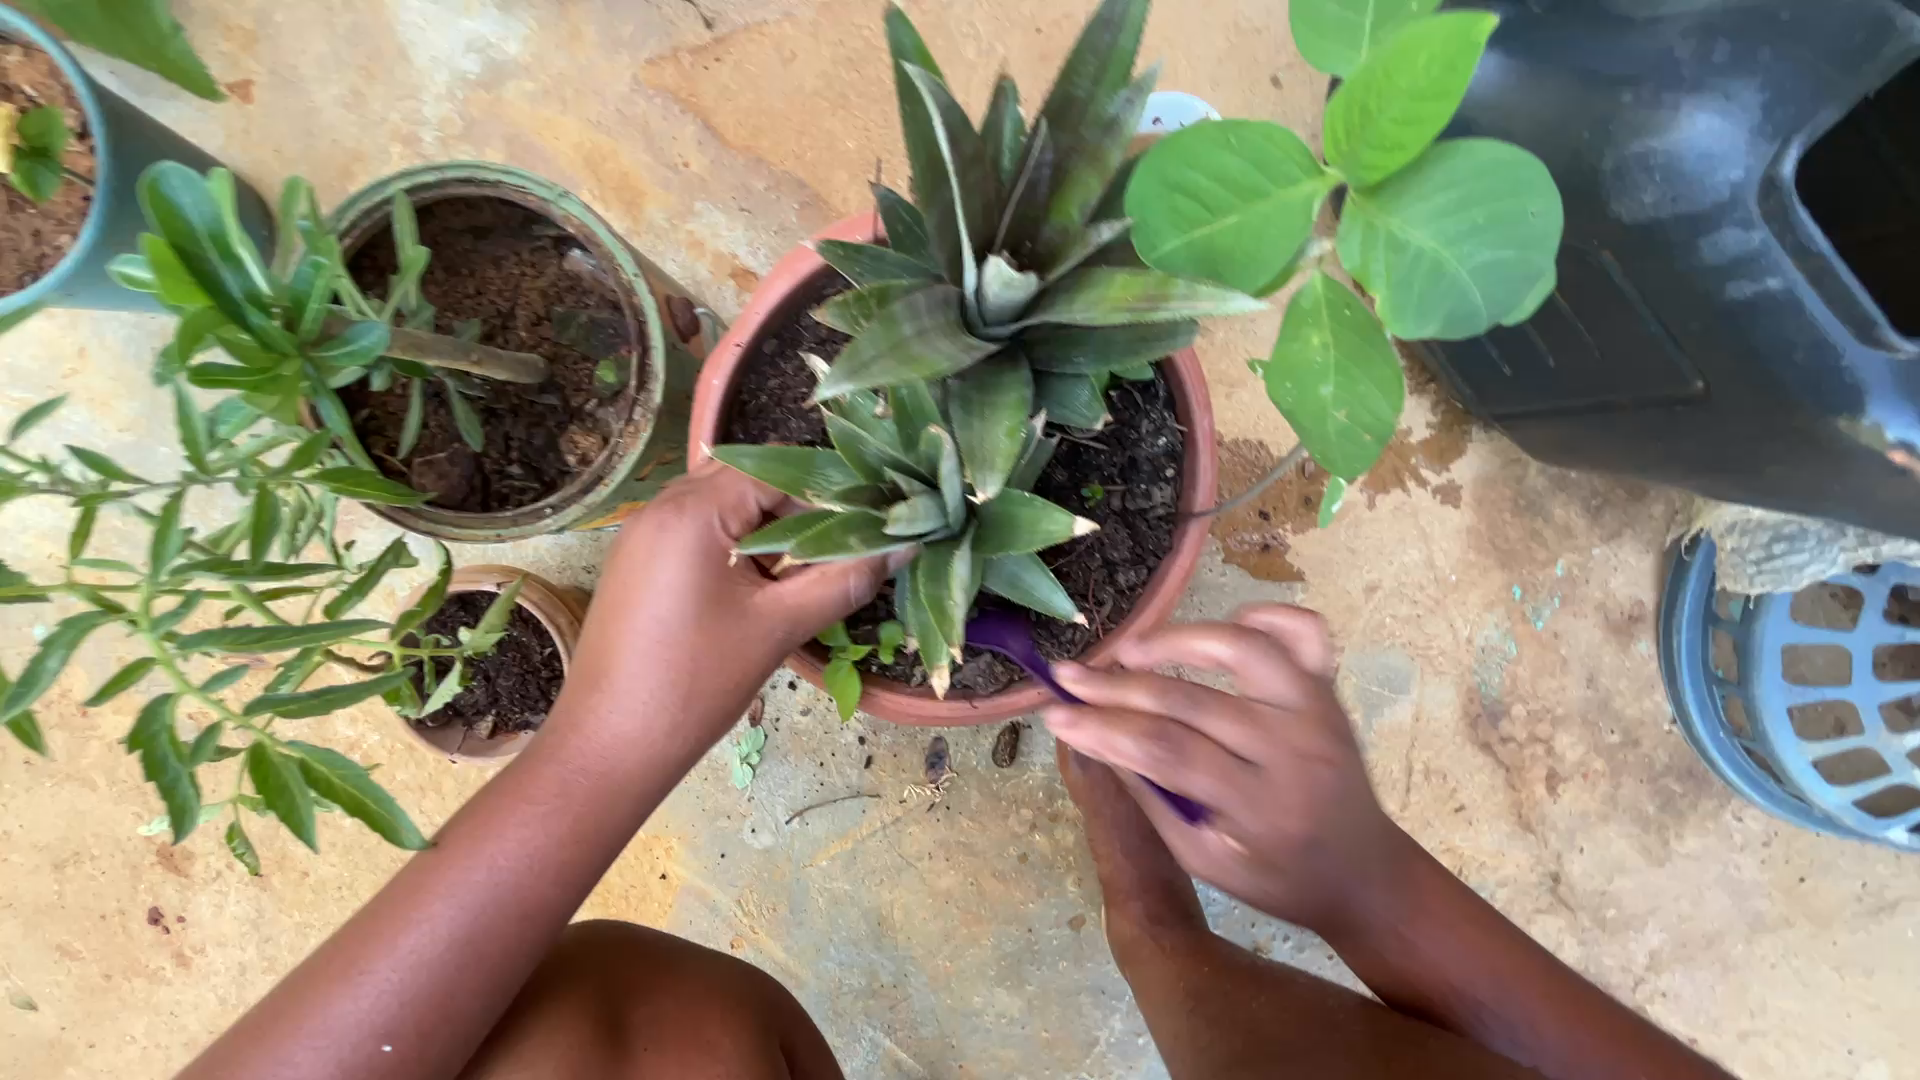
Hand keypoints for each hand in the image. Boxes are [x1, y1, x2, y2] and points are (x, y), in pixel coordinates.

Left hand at [553, 462, 903, 753]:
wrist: (609, 747)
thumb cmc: (696, 682)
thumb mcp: (779, 628)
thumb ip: (843, 581)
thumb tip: (901, 548)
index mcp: (692, 512)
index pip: (773, 470)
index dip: (822, 496)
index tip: (857, 532)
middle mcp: (660, 509)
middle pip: (745, 481)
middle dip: (794, 510)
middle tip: (831, 554)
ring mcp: (642, 536)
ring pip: (721, 508)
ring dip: (765, 531)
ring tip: (796, 577)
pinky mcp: (637, 565)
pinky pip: (697, 533)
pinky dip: (734, 548)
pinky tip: (755, 592)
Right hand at [1045, 604, 1411, 932]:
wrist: (1365, 873)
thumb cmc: (1277, 875)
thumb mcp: (1204, 858)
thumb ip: (1151, 795)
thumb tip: (1095, 736)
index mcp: (1261, 805)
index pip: (1166, 752)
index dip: (1102, 729)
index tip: (1055, 716)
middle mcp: (1294, 747)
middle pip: (1189, 700)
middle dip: (1115, 687)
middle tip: (1067, 677)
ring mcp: (1317, 708)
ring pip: (1242, 648)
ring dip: (1177, 640)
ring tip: (1130, 651)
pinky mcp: (1328, 687)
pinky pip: (1300, 629)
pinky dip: (1260, 615)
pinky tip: (1222, 627)